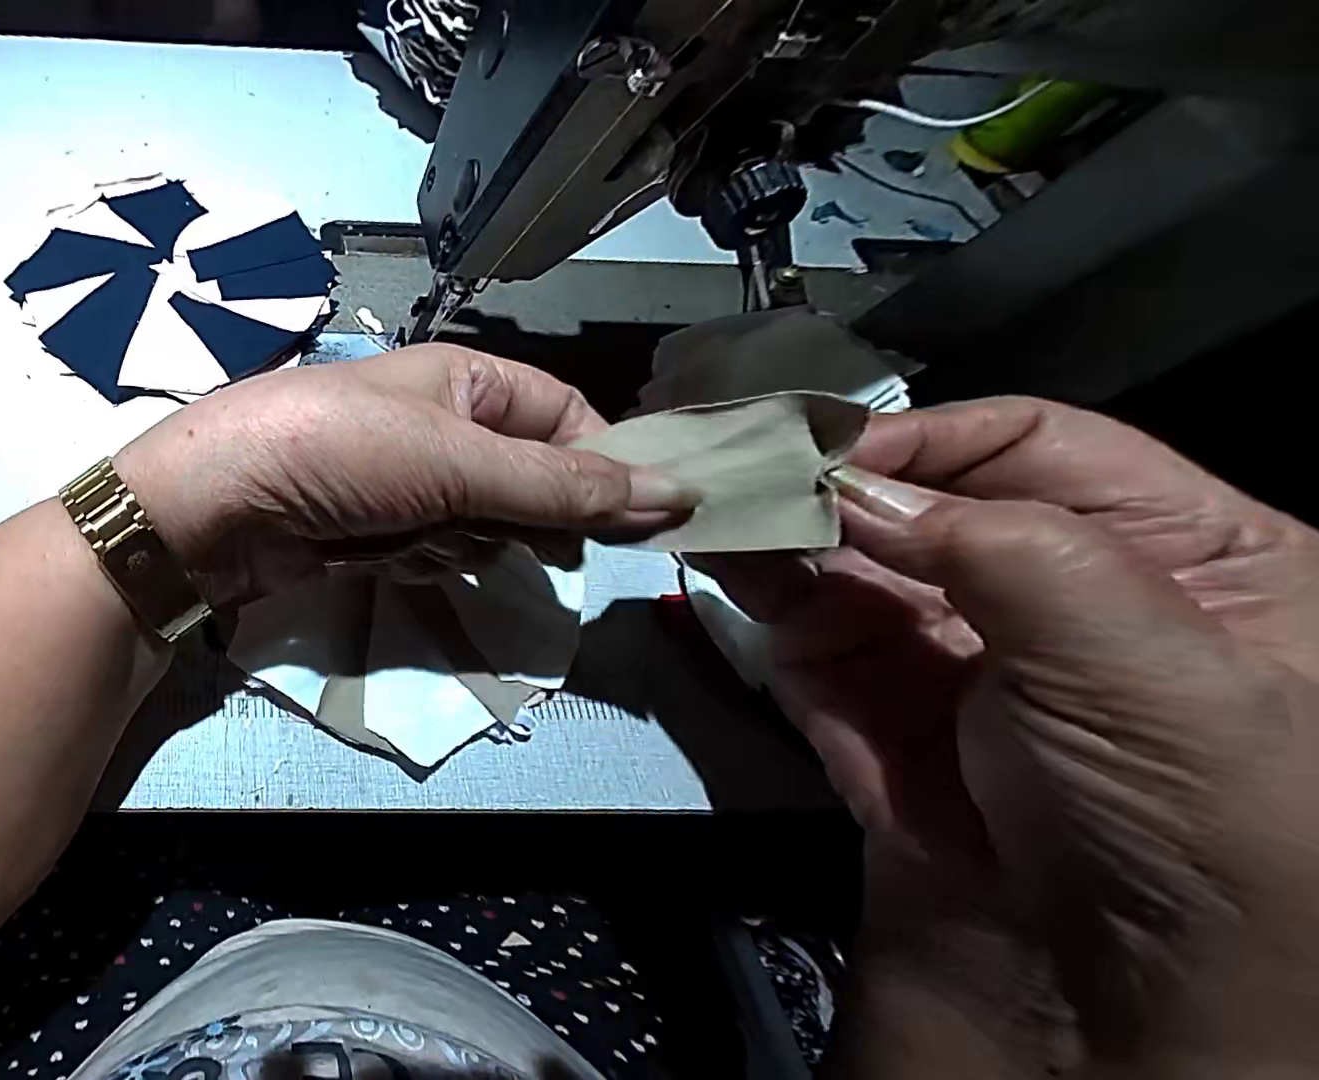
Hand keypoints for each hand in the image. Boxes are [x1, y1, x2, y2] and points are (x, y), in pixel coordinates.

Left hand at [113, 345, 692, 605]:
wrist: (218, 509)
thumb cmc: (342, 456)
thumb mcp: (458, 462)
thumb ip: (562, 486)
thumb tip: (674, 493)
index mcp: (468, 382)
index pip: (567, 418)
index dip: (602, 465)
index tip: (633, 520)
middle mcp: (444, 427)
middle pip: (529, 479)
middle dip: (519, 515)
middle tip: (498, 532)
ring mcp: (411, 483)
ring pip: (485, 525)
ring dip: (461, 542)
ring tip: (412, 534)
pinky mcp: (381, 530)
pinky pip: (438, 552)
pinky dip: (422, 561)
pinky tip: (381, 554)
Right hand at [705, 397, 1318, 1071]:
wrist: (1073, 964)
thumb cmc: (1178, 807)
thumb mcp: (1141, 669)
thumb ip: (1003, 551)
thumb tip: (846, 487)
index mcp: (1148, 538)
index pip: (1023, 440)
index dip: (926, 436)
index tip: (833, 450)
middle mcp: (1010, 563)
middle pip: (899, 487)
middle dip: (822, 474)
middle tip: (743, 462)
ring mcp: (908, 612)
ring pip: (823, 535)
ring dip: (765, 516)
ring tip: (711, 497)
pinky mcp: (832, 658)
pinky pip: (778, 596)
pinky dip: (739, 568)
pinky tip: (707, 544)